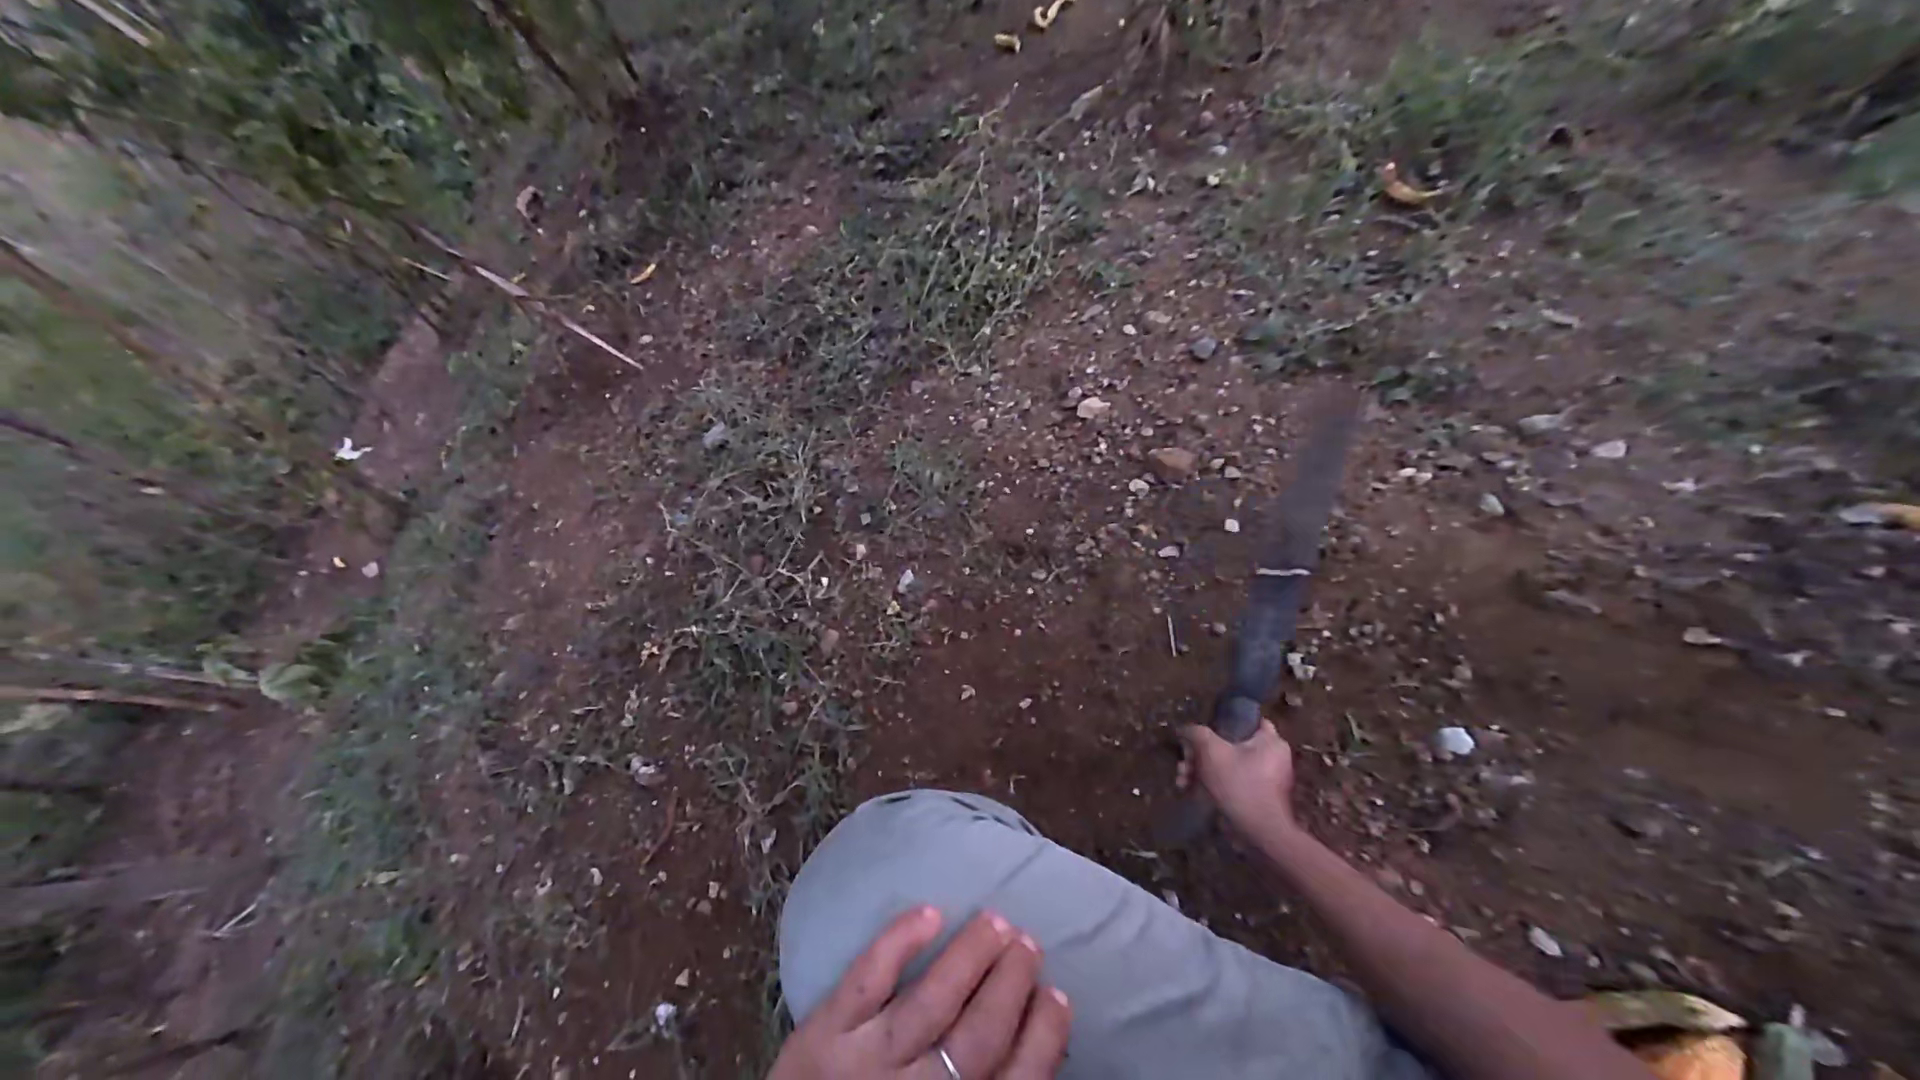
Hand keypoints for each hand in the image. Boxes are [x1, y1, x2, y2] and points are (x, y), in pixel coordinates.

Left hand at [770, 906, 1072, 1079]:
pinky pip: (868, 979)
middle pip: (980, 1034)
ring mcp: (867, 1062)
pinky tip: (929, 913)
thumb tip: (1027, 1037)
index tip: (1057, 994)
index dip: (1044, 1035)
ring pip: (932, 1000)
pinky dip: (900, 942)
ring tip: (995, 920)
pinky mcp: (824, 1034)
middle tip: (1027, 943)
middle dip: (1012, 982)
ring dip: (971, 954)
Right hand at [1177, 719, 1297, 835]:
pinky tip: (1191, 791)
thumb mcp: (1211, 751)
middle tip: (1185, 762)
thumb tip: (1185, 730)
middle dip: (1201, 754)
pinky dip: (1212, 786)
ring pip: (1227, 766)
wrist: (1258, 833)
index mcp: (1270, 743)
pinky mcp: (1256, 800)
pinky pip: (1231, 784)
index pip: (1250, 721)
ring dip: (1201, 771)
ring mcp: (1265, 781)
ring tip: (1182, 780)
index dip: (1226, 722)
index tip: (1205, 732)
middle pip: (1230, 746)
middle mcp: (1272, 759)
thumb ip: (1196, 733)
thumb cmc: (1239, 785)